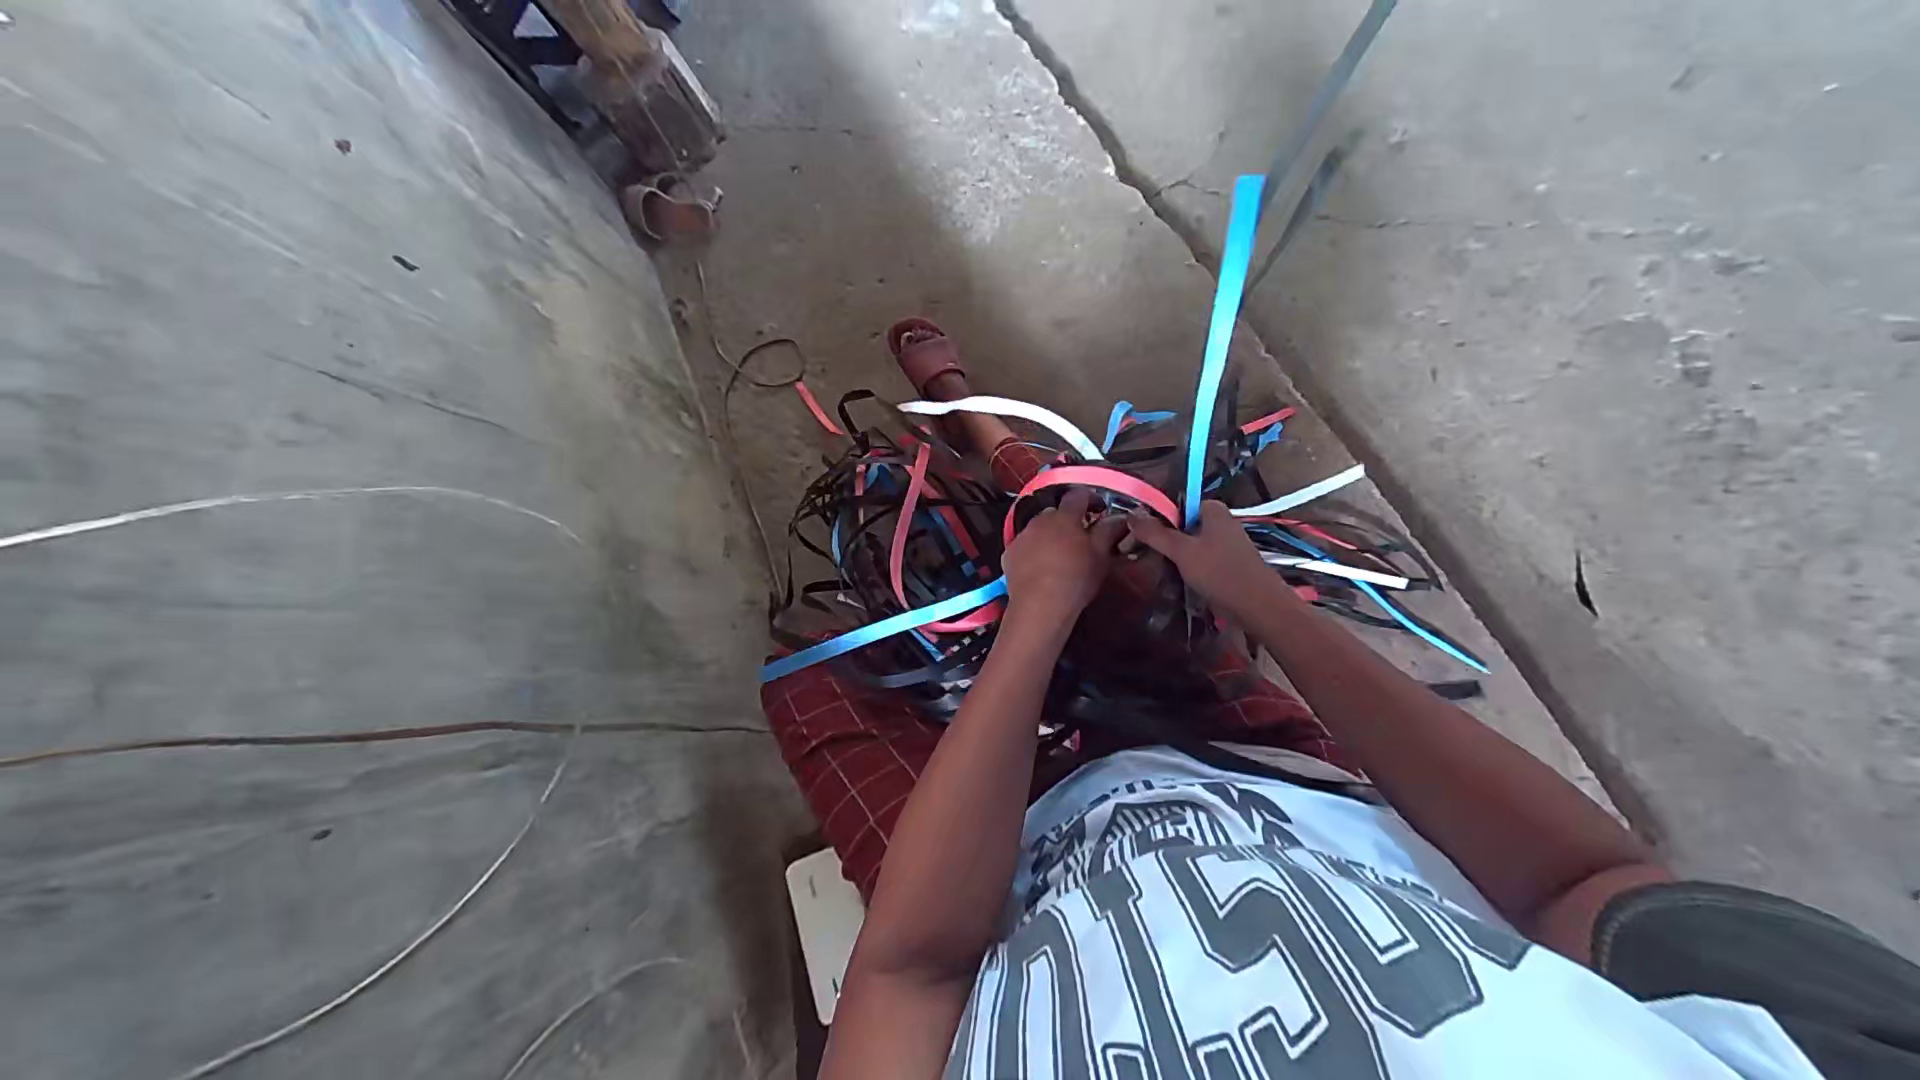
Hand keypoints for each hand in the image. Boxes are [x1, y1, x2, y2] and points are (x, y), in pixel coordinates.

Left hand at [1002, 489, 1125, 624]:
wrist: (1039, 606)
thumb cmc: (1076, 579)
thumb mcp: (1101, 556)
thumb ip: (1109, 532)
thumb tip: (1117, 518)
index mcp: (1064, 517)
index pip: (1078, 495)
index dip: (1090, 499)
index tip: (1099, 509)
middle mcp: (1040, 520)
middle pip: (1056, 513)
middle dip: (1068, 521)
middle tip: (1080, 538)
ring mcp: (1021, 537)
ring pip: (1038, 529)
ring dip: (1049, 536)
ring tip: (1059, 555)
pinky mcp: (1009, 554)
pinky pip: (1024, 547)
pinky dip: (1033, 552)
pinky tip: (1040, 568)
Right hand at [1125, 500, 1275, 618]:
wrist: (1259, 607)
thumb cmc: (1219, 572)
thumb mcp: (1181, 551)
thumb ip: (1155, 533)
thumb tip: (1131, 515)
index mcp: (1214, 510)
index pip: (1180, 504)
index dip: (1161, 517)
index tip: (1144, 533)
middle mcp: (1223, 523)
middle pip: (1185, 525)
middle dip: (1168, 538)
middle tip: (1148, 553)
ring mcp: (1229, 545)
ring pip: (1194, 545)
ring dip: (1178, 556)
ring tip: (1161, 569)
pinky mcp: (1231, 565)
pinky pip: (1203, 561)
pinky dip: (1191, 569)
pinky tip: (1180, 581)